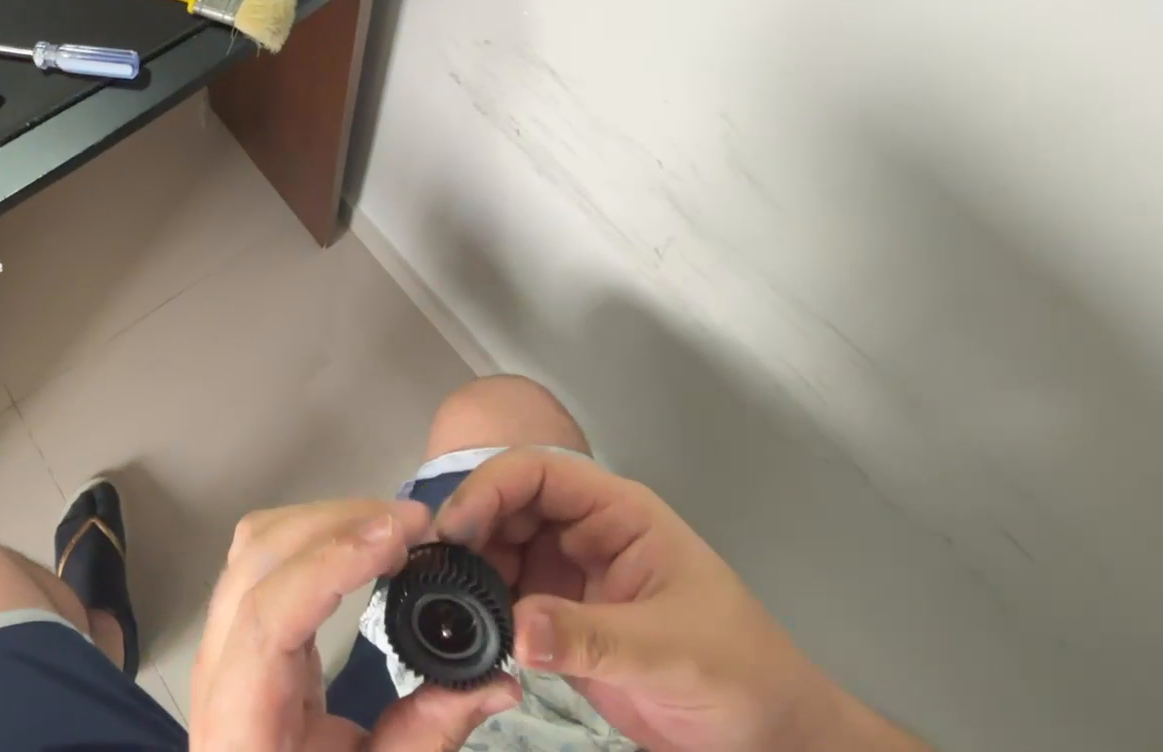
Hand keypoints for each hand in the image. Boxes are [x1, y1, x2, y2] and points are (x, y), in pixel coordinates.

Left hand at [190, 499, 522, 750]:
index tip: (397, 537)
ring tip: (394, 526)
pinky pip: (264, 555)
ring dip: (325, 519)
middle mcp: (215, 664)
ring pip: (256, 543)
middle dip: (336, 523)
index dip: (330, 564)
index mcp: (240, 717)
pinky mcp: (237, 623)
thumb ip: (424, 735)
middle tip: (414, 524)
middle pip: (258, 557)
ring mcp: (220, 637)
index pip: (268, 616)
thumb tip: (497, 682)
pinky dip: (313, 533)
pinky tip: (361, 541)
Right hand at [434, 449, 926, 751]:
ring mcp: (563, 574)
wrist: (769, 741)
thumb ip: (592, 638)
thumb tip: (514, 629)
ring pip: (495, 547)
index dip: (490, 488)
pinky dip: (475, 604)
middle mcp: (580, 532)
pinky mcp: (552, 614)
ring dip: (465, 567)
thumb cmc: (741, 676)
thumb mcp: (674, 652)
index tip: (453, 528)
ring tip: (436, 599)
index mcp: (615, 513)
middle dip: (467, 527)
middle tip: (430, 568)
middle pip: (506, 505)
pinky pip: (501, 594)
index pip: (539, 473)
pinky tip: (457, 625)